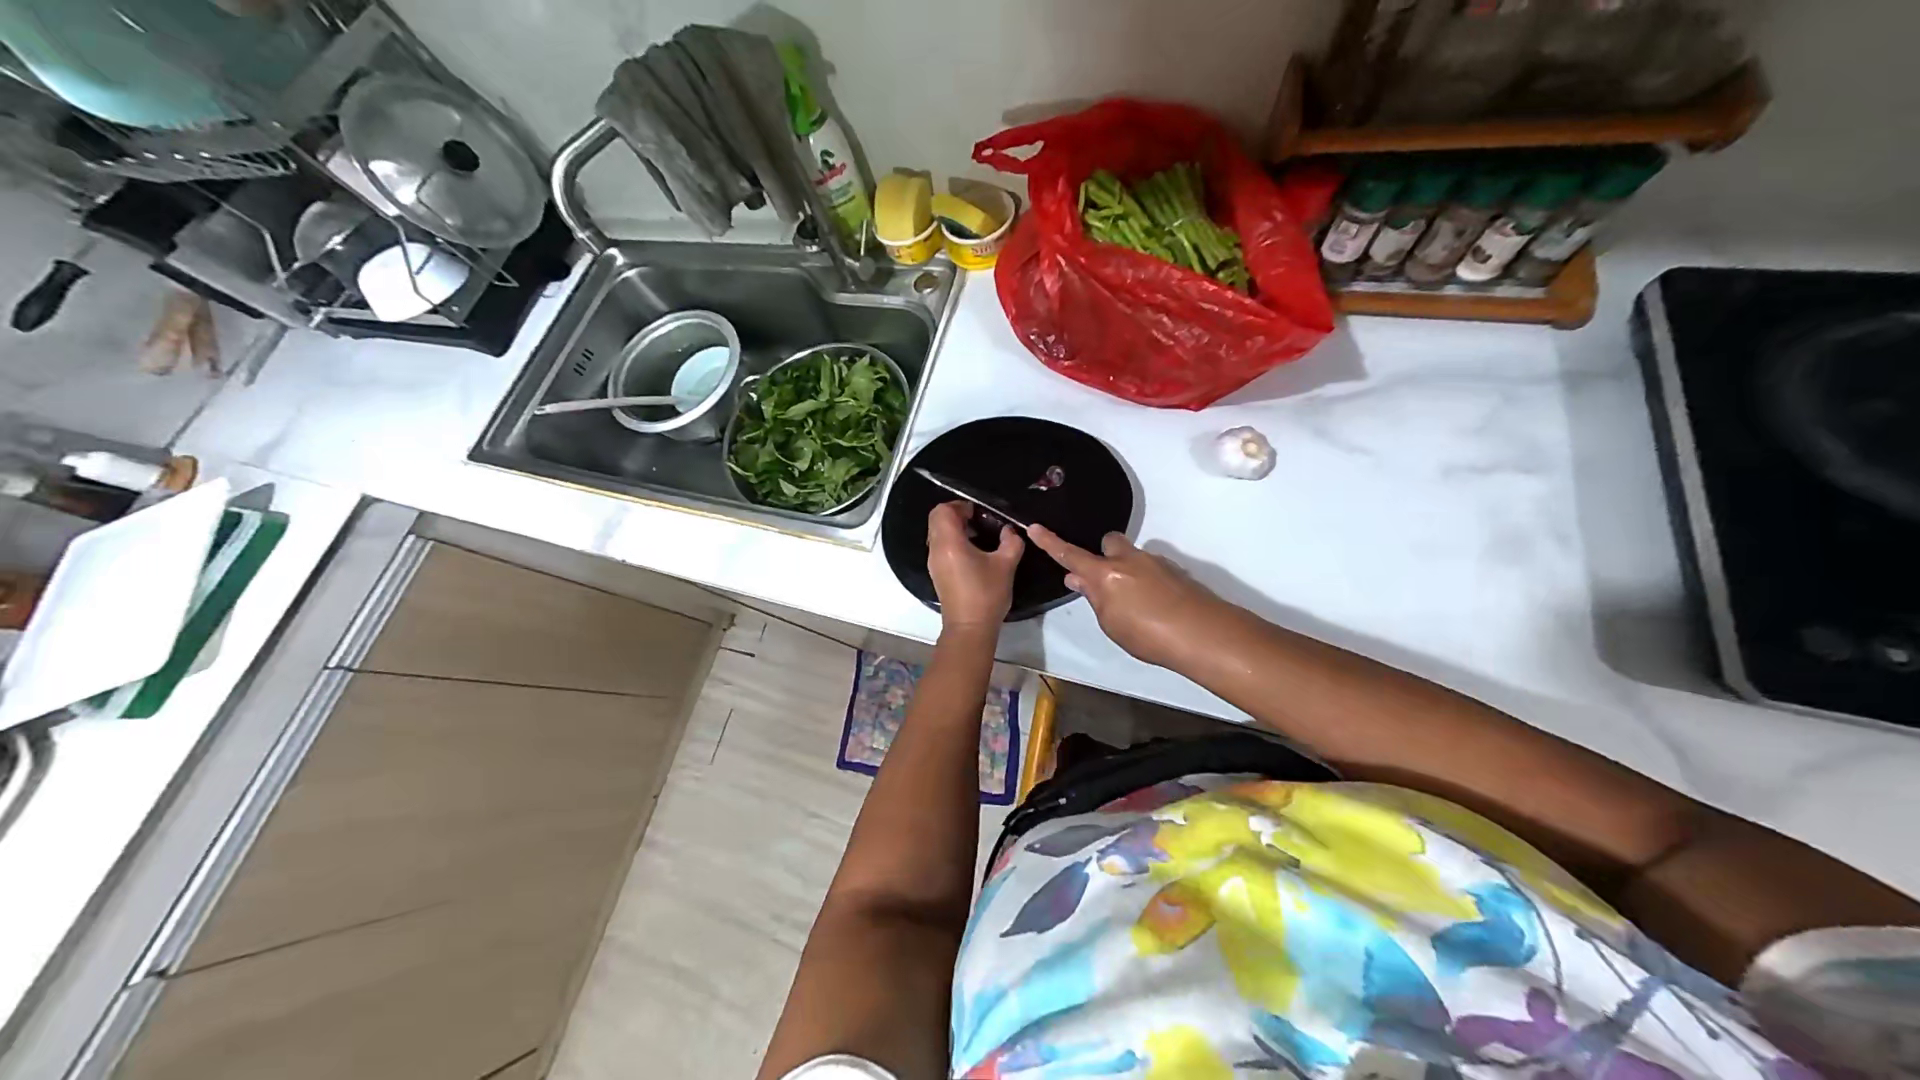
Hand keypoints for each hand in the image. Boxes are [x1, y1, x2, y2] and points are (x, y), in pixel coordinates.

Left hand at [927, 501, 1022, 631]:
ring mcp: (934, 562)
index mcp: (949, 543)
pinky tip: (974, 552)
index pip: (942, 511)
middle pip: (937, 519)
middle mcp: (936, 549)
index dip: (960, 506)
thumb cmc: (987, 595)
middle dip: (956, 514)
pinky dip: (953, 542)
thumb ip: (1011, 541)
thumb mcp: (1006, 565)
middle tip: (979, 521)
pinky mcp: (937, 572)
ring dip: (955, 528)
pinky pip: (940, 547)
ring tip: (979, 536)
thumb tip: (1009, 530)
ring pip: (937, 533)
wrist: (970, 628)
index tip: (979, 513)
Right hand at [1027, 525, 1230, 669]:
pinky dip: (1148, 583)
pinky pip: (1152, 569)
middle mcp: (1129, 560)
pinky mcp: (1176, 571)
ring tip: (1136, 607)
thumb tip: (1080, 580)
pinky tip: (1156, 608)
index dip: (1050, 542)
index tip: (1034, 528)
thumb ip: (1095, 599)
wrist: (1203, 634)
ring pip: (1133, 557)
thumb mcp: (1111, 624)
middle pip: (1110, 543)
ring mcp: (1155, 562)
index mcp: (1105, 574)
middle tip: (1105, 581)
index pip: (1070, 554)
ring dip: (1128, 572)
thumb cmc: (1148, 635)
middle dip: (1104, 554)